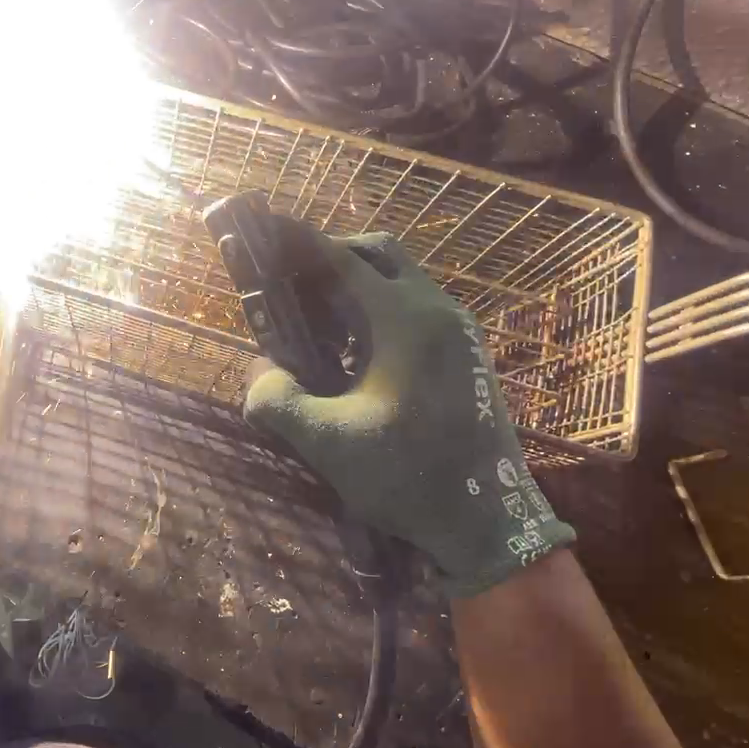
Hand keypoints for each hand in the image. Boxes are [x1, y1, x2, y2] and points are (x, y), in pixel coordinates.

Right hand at [242, 230, 572, 597]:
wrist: (488, 522)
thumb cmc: (407, 477)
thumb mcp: (325, 442)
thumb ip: (276, 399)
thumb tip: (261, 373)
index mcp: (404, 321)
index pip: (340, 261)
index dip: (296, 240)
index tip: (261, 225)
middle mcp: (436, 311)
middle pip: (377, 253)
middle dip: (327, 254)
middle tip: (286, 275)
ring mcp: (457, 331)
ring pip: (399, 277)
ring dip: (352, 282)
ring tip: (310, 313)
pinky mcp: (465, 352)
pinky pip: (413, 306)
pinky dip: (374, 307)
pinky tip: (348, 347)